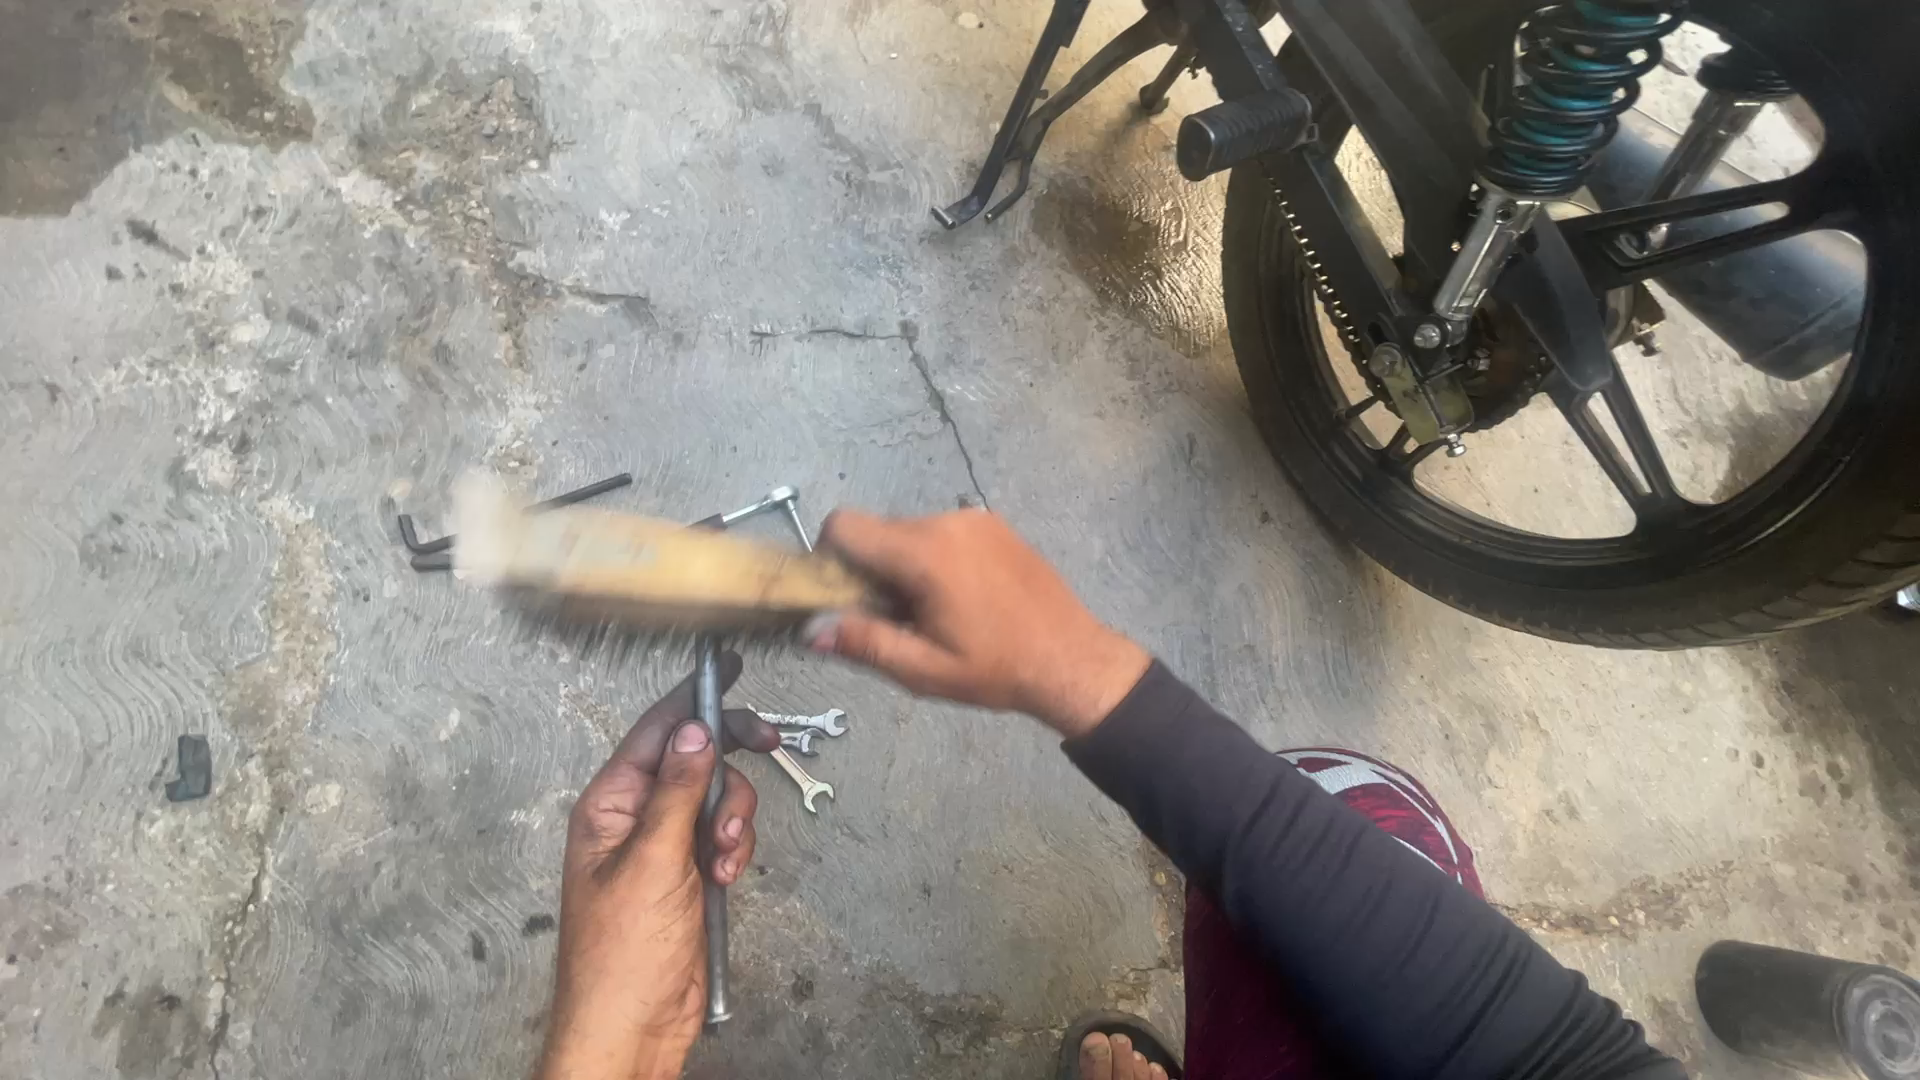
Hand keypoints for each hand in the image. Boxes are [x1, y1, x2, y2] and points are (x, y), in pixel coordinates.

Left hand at [536, 653, 778, 1079]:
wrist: (636, 1028)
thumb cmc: (624, 954)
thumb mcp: (651, 862)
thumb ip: (676, 790)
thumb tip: (695, 727)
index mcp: (612, 802)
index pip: (658, 729)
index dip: (695, 694)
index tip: (728, 664)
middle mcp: (640, 812)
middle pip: (698, 755)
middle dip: (732, 758)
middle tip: (769, 744)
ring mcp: (669, 839)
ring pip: (720, 793)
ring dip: (735, 819)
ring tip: (726, 857)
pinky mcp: (694, 864)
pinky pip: (728, 829)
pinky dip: (737, 846)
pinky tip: (727, 876)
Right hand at [810, 509, 1149, 737]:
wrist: (1072, 659)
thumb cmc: (997, 670)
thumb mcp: (924, 670)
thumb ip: (864, 643)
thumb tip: (811, 630)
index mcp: (925, 553)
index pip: (845, 525)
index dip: (827, 556)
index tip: (841, 595)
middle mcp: (948, 521)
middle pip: (878, 530)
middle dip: (869, 568)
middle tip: (891, 616)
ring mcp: (975, 517)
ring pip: (909, 531)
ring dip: (902, 565)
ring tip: (930, 611)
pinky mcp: (994, 523)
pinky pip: (941, 531)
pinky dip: (932, 557)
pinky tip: (958, 596)